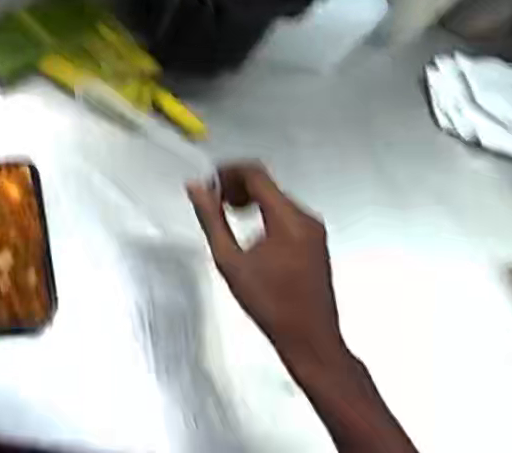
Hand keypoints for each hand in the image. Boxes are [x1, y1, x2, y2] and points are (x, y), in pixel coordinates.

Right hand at [187, 162, 346, 367]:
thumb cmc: (270, 303)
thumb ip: (211, 218)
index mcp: (289, 220)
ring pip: (273, 195)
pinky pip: (283, 210)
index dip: (226, 171)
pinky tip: (244, 225)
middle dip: (233, 185)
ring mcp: (314, 230)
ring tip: (224, 212)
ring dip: (246, 196)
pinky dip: (260, 209)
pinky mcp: (314, 240)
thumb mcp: (229, 259)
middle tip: (211, 200)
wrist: (311, 341)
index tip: (208, 183)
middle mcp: (306, 220)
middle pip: (264, 182)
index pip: (255, 173)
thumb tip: (196, 187)